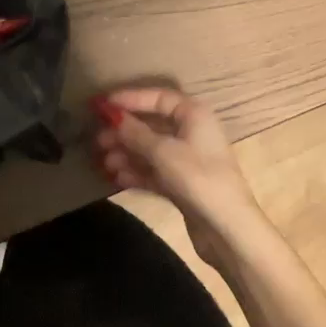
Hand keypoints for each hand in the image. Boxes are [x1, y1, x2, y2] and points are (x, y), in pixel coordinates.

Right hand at [92, 88, 264, 261]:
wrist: (227, 228)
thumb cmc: (198, 178)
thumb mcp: (164, 152)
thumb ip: (136, 133)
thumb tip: (114, 116)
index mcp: (194, 114)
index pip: (159, 98)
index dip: (131, 99)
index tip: (103, 105)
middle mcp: (192, 132)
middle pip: (153, 125)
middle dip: (125, 131)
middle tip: (97, 140)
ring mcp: (188, 160)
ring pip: (151, 150)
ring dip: (127, 154)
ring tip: (104, 162)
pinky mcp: (183, 184)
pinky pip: (155, 172)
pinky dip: (137, 172)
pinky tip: (116, 178)